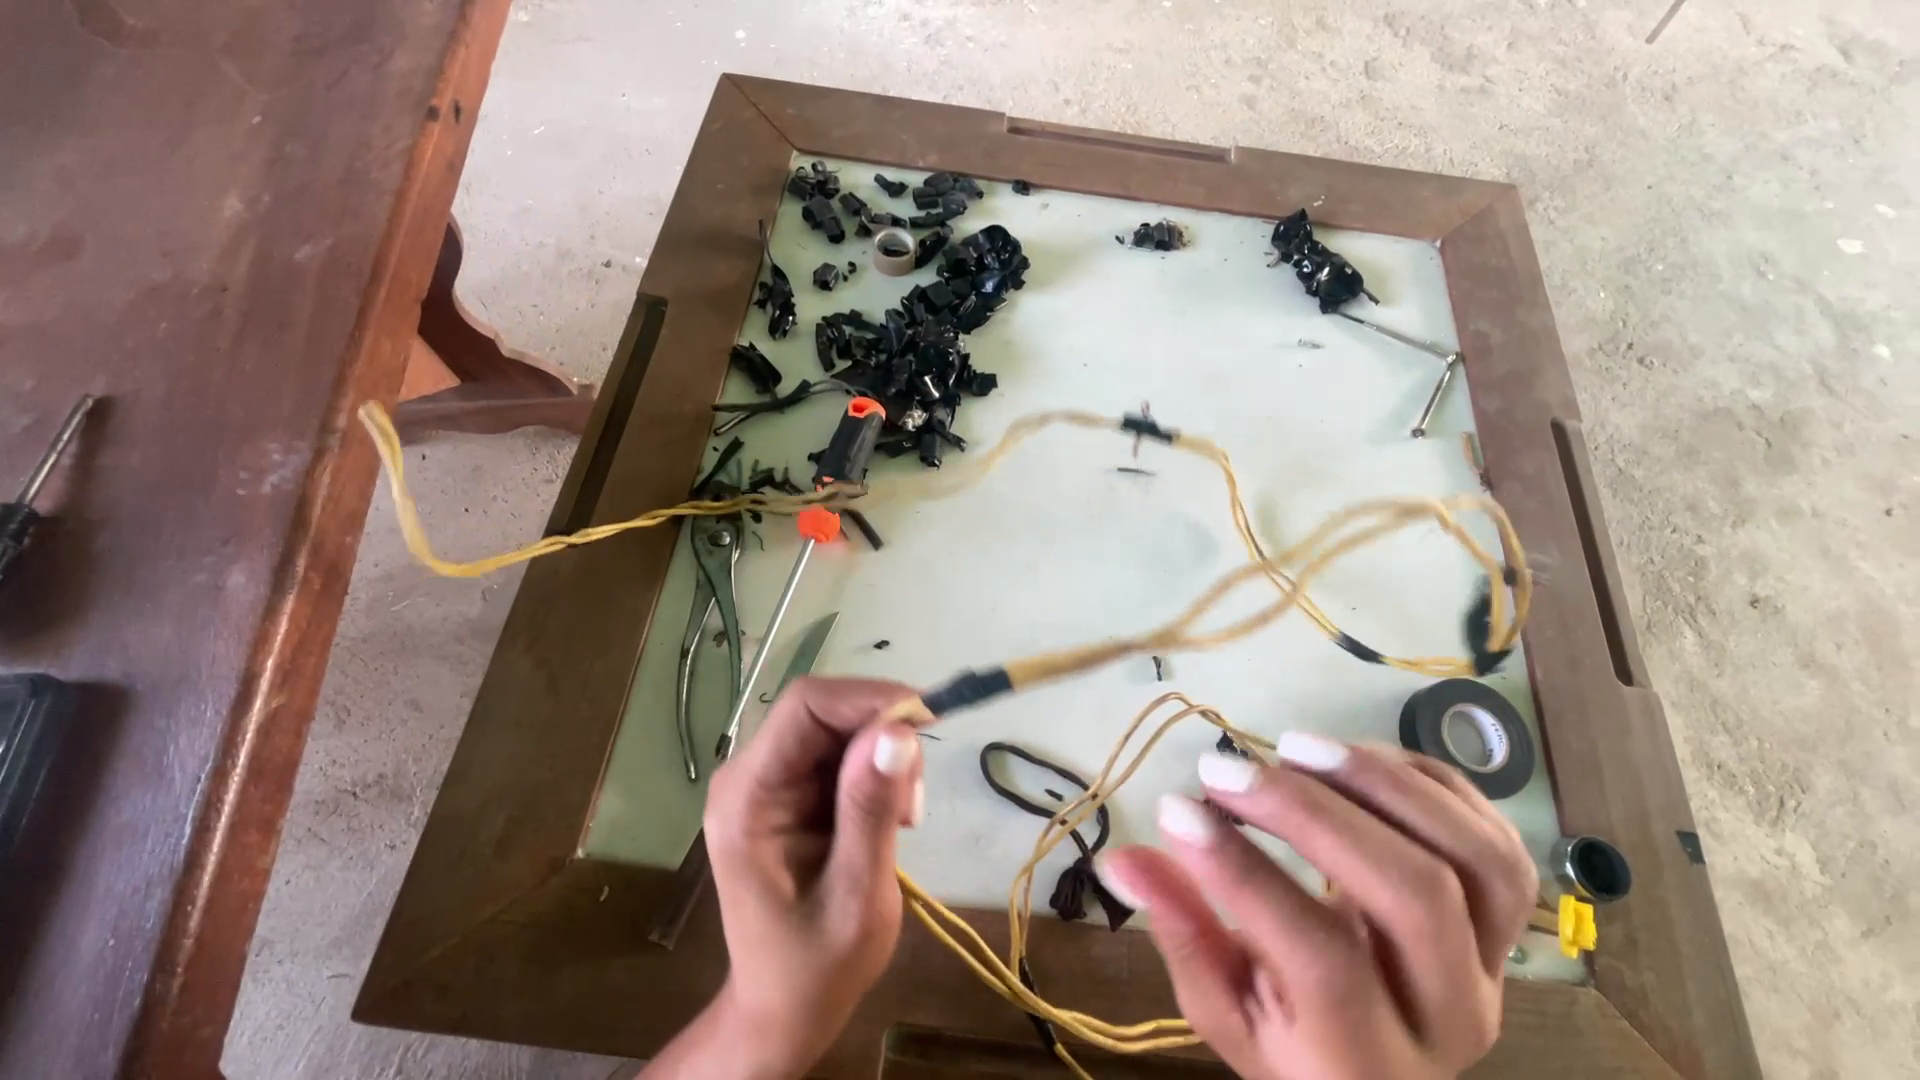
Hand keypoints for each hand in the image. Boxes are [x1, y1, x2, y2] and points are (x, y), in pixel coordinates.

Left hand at [643, 677, 926, 1079]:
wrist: (784, 1010)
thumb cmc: (817, 967)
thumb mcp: (857, 897)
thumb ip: (871, 810)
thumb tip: (899, 730)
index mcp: (748, 797)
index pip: (805, 707)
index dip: (868, 699)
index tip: (927, 724)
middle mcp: (748, 776)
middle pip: (822, 712)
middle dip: (881, 736)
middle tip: (913, 801)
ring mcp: (766, 782)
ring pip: (837, 729)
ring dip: (883, 759)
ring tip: (902, 821)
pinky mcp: (787, 792)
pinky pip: (838, 754)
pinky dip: (875, 774)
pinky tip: (887, 820)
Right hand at [1099, 734, 1536, 1079]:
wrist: (1384, 1068)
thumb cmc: (1290, 1041)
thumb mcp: (1224, 1007)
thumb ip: (1182, 933)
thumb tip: (1120, 856)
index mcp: (1364, 1058)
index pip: (1318, 957)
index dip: (1245, 873)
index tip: (1177, 806)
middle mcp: (1451, 1015)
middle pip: (1411, 893)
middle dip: (1312, 813)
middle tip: (1226, 768)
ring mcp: (1495, 965)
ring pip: (1478, 859)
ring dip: (1382, 784)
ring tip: (1294, 745)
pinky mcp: (1511, 922)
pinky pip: (1496, 836)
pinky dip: (1424, 780)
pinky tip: (1350, 758)